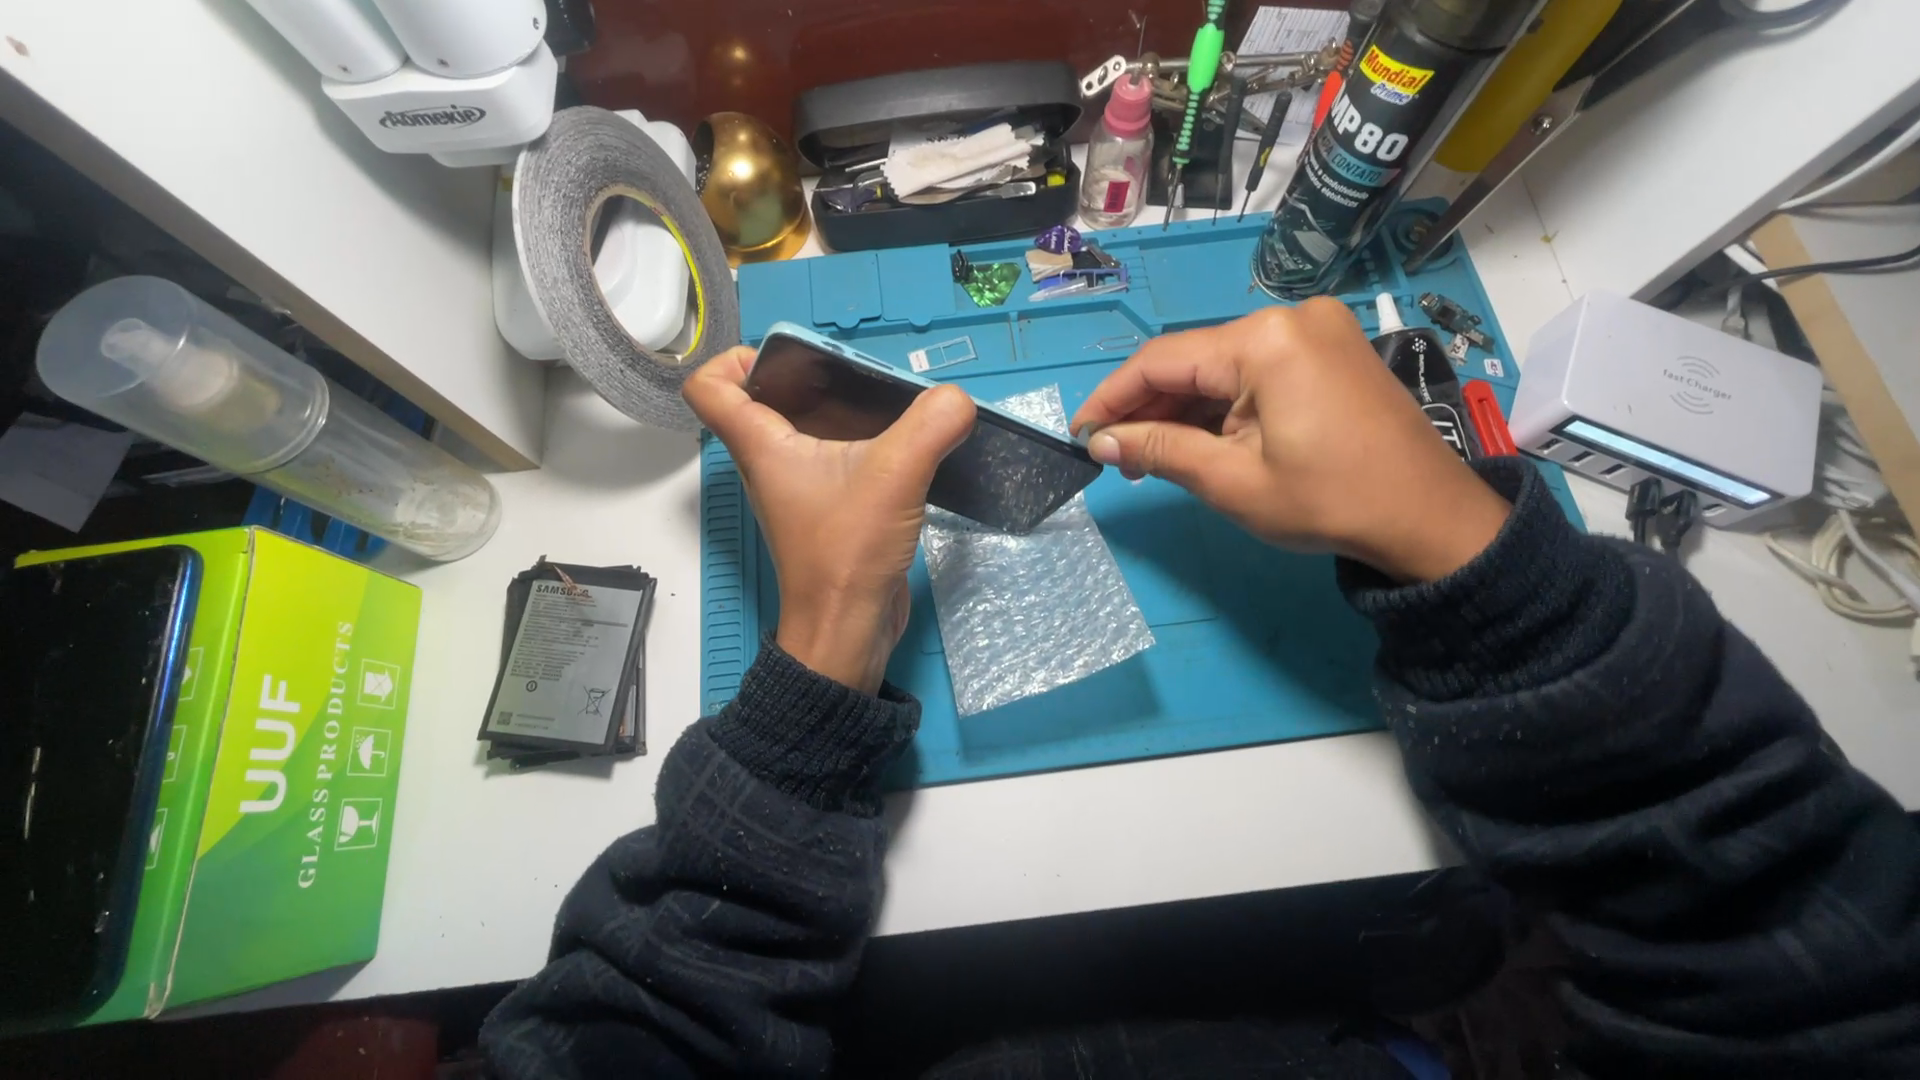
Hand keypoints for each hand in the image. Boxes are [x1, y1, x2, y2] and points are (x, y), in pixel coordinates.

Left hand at [684, 346, 976, 692]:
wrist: (848, 628)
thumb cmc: (847, 553)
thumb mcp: (894, 476)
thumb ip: (930, 427)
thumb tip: (958, 399)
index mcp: (761, 445)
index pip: (709, 387)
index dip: (735, 359)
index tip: (791, 357)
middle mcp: (771, 461)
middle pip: (765, 398)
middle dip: (809, 374)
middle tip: (860, 372)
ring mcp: (799, 486)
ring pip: (805, 428)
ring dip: (841, 407)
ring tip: (889, 399)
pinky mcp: (828, 507)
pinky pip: (834, 456)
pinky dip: (861, 440)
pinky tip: (903, 442)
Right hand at [1070, 299, 1510, 582]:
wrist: (1431, 519)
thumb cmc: (1329, 502)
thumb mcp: (1232, 481)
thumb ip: (1159, 451)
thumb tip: (1100, 443)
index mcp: (1264, 342)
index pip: (1161, 361)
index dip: (1112, 398)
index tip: (1080, 434)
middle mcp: (1288, 319)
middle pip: (1191, 362)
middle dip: (1147, 410)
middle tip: (1115, 457)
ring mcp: (1313, 332)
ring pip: (1221, 369)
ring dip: (1181, 412)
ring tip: (1149, 458)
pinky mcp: (1327, 352)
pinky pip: (1254, 374)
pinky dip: (1220, 407)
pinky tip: (1196, 440)